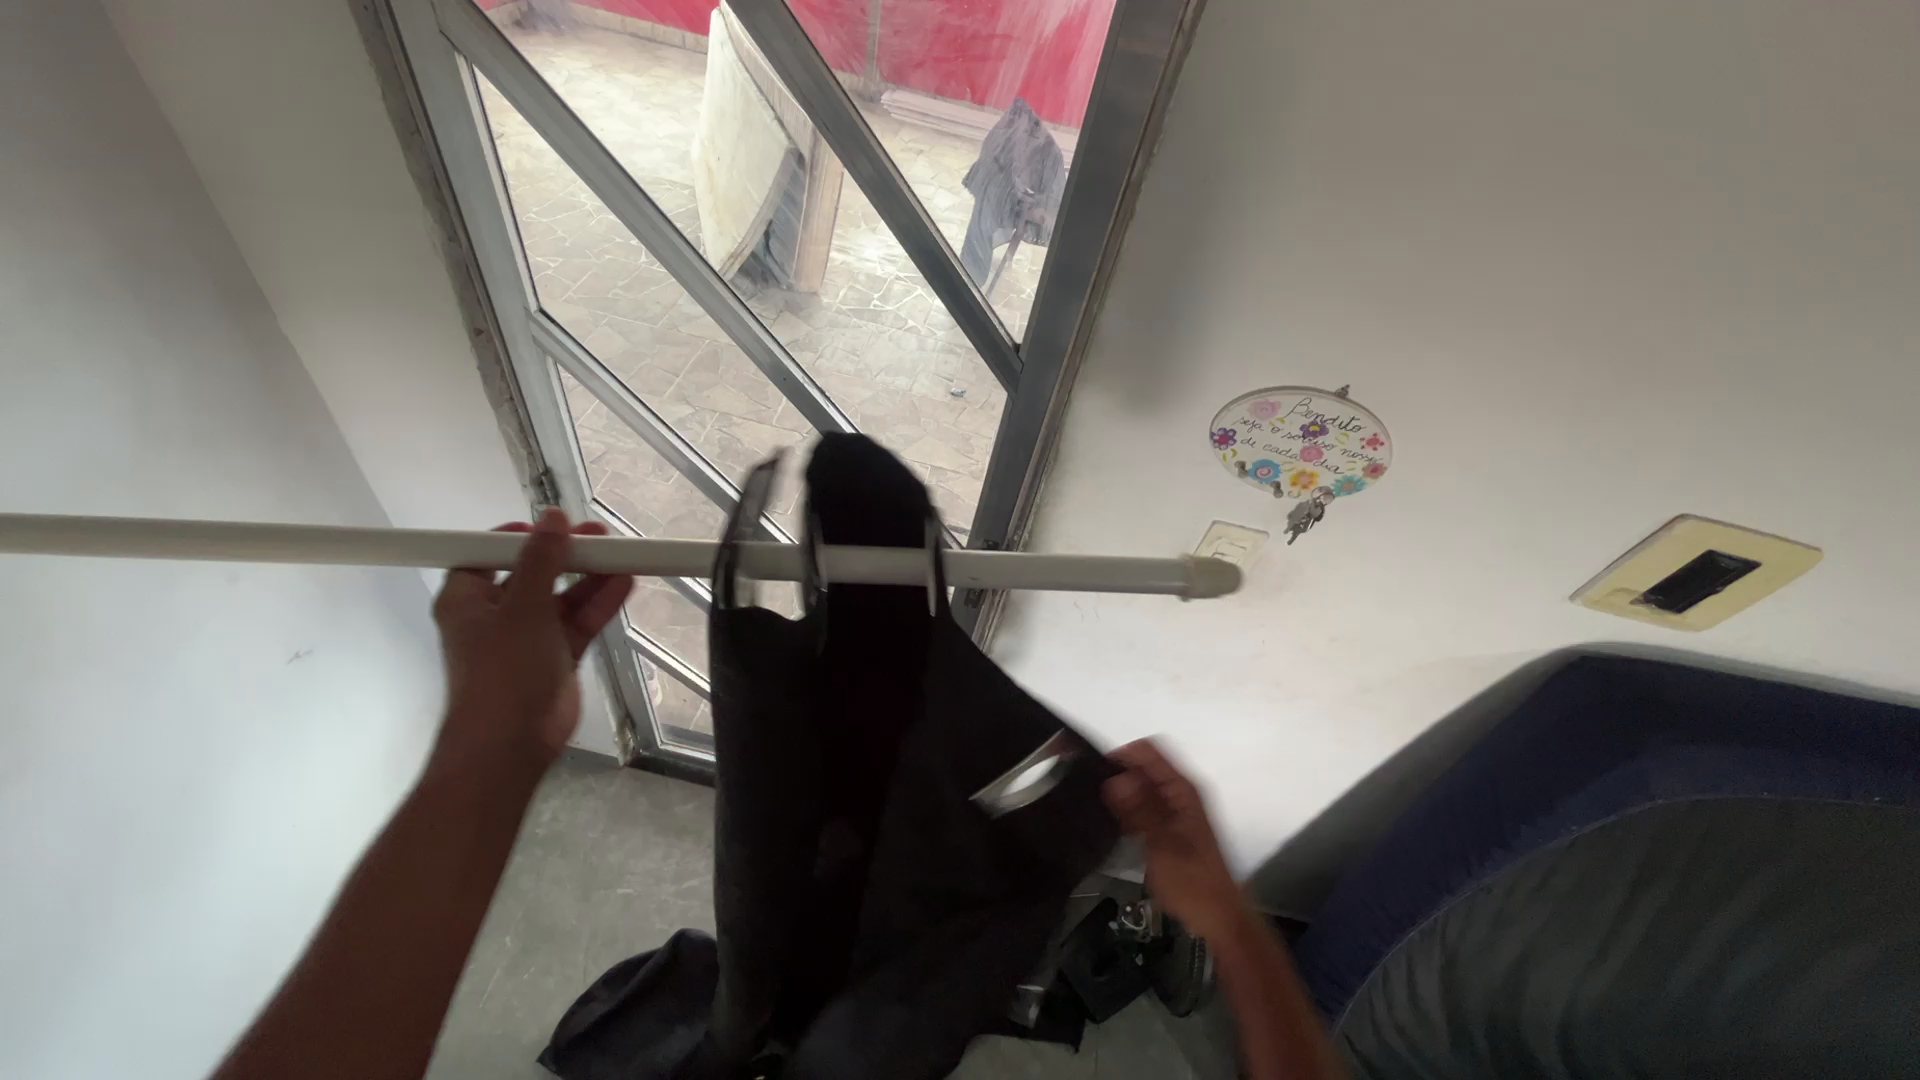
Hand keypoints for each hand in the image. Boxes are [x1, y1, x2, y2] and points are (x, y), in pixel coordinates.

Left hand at [429, 510, 632, 773]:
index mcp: (468, 599)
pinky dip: (600, 603)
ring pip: (563, 596)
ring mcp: (529, 637)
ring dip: (590, 577)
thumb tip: (552, 517)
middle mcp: (496, 615)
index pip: (487, 556)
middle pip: (534, 573)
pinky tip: (625, 583)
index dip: (518, 538)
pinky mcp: (557, 655)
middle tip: (599, 536)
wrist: (512, 741)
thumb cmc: (504, 670)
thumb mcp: (523, 607)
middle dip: (566, 555)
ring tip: (622, 555)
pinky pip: (580, 621)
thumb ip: (542, 561)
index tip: (551, 525)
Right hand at [1104, 739, 1243, 940]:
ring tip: (1090, 802)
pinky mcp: (1167, 825)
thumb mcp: (1163, 844)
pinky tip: (1107, 821)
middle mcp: (1179, 792)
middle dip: (1116, 772)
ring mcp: (1174, 808)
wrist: (1217, 918)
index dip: (1120, 754)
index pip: (1148, 751)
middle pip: (1142, 765)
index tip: (1091, 769)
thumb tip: (1114, 778)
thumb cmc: (1193, 882)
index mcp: (1182, 789)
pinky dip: (1125, 808)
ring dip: (1119, 791)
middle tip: (1084, 787)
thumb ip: (1140, 809)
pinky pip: (1142, 804)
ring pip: (1140, 785)